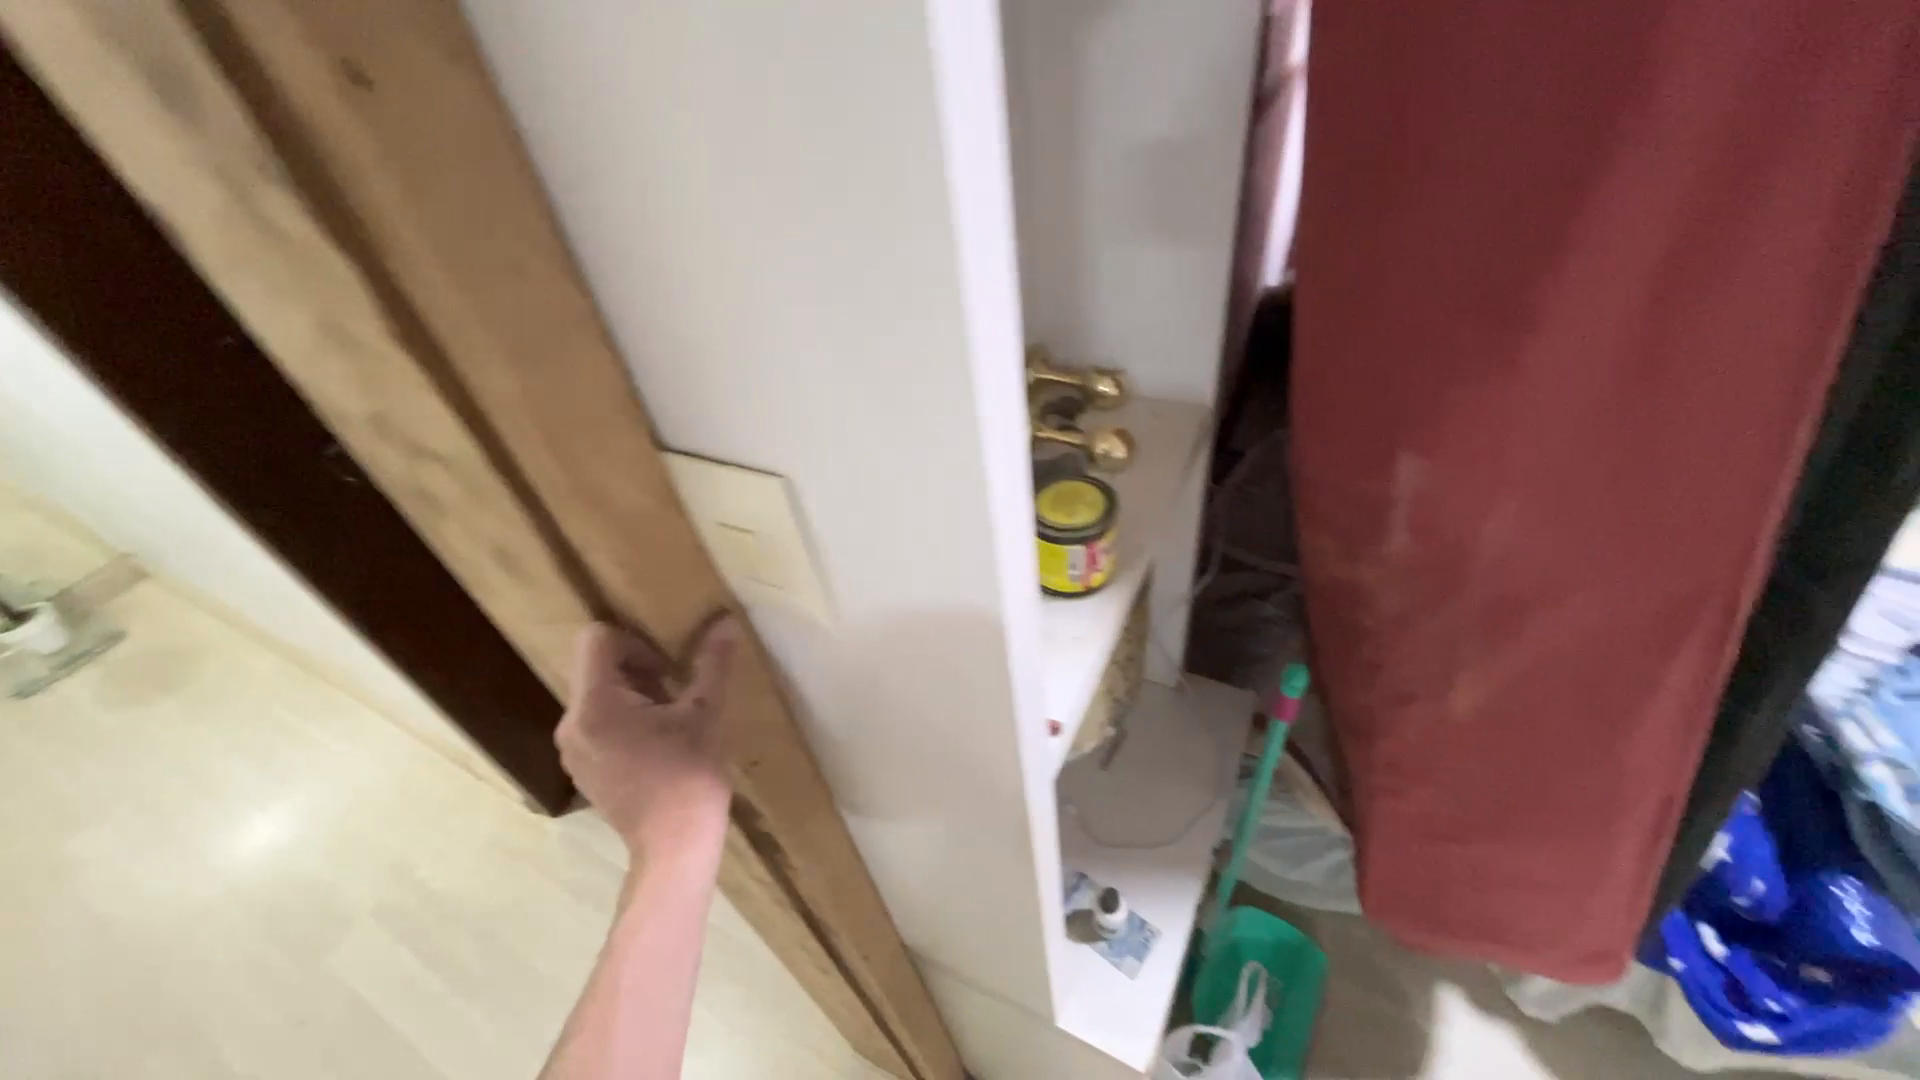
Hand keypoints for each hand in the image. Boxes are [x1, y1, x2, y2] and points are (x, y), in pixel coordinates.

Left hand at [556, 615, 739, 860]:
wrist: (674, 845)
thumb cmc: (690, 774)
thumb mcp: (706, 713)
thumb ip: (712, 663)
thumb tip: (726, 620)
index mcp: (595, 704)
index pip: (595, 639)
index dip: (634, 640)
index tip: (667, 667)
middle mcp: (571, 724)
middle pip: (597, 668)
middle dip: (638, 670)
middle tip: (677, 692)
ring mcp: (572, 751)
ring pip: (598, 697)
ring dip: (634, 695)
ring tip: (671, 719)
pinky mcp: (582, 770)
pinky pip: (596, 725)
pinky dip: (624, 721)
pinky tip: (658, 745)